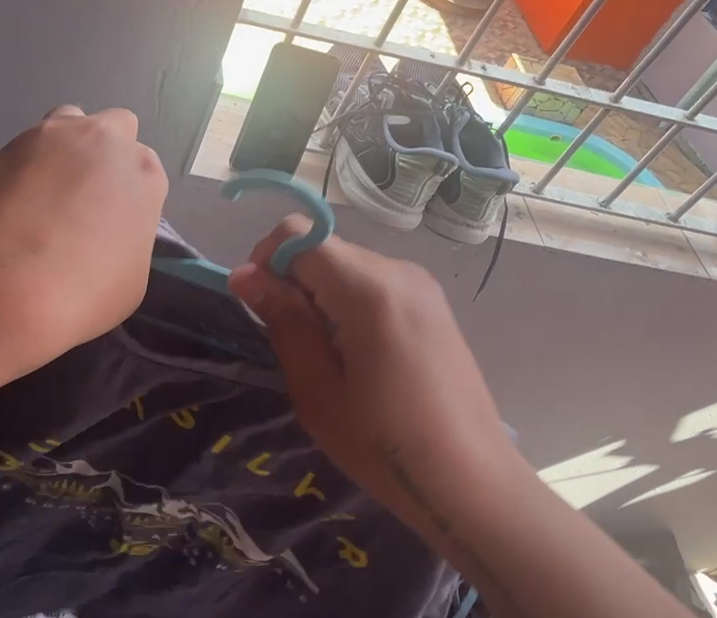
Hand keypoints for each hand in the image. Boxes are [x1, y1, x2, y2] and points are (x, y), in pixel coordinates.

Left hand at [0, 106, 167, 381]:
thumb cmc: (78, 295)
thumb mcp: (130, 279)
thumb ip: (127, 237)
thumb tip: (105, 230)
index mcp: (143, 173)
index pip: (144, 168)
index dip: (127, 194)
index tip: (111, 222)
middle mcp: (103, 140)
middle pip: (115, 128)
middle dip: (103, 154)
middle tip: (83, 200)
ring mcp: (51, 136)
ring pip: (69, 123)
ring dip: (65, 149)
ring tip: (43, 196)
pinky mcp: (6, 145)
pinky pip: (26, 148)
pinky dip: (24, 169)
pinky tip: (10, 206)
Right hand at [227, 218, 521, 538]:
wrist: (473, 483)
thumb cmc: (386, 446)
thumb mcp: (318, 390)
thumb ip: (283, 320)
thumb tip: (242, 274)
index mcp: (368, 289)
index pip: (297, 233)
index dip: (267, 261)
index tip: (262, 308)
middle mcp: (397, 270)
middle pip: (322, 248)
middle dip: (294, 282)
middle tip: (298, 347)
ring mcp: (420, 283)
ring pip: (345, 263)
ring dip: (321, 295)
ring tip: (331, 357)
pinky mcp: (431, 301)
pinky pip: (372, 280)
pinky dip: (349, 302)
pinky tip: (361, 355)